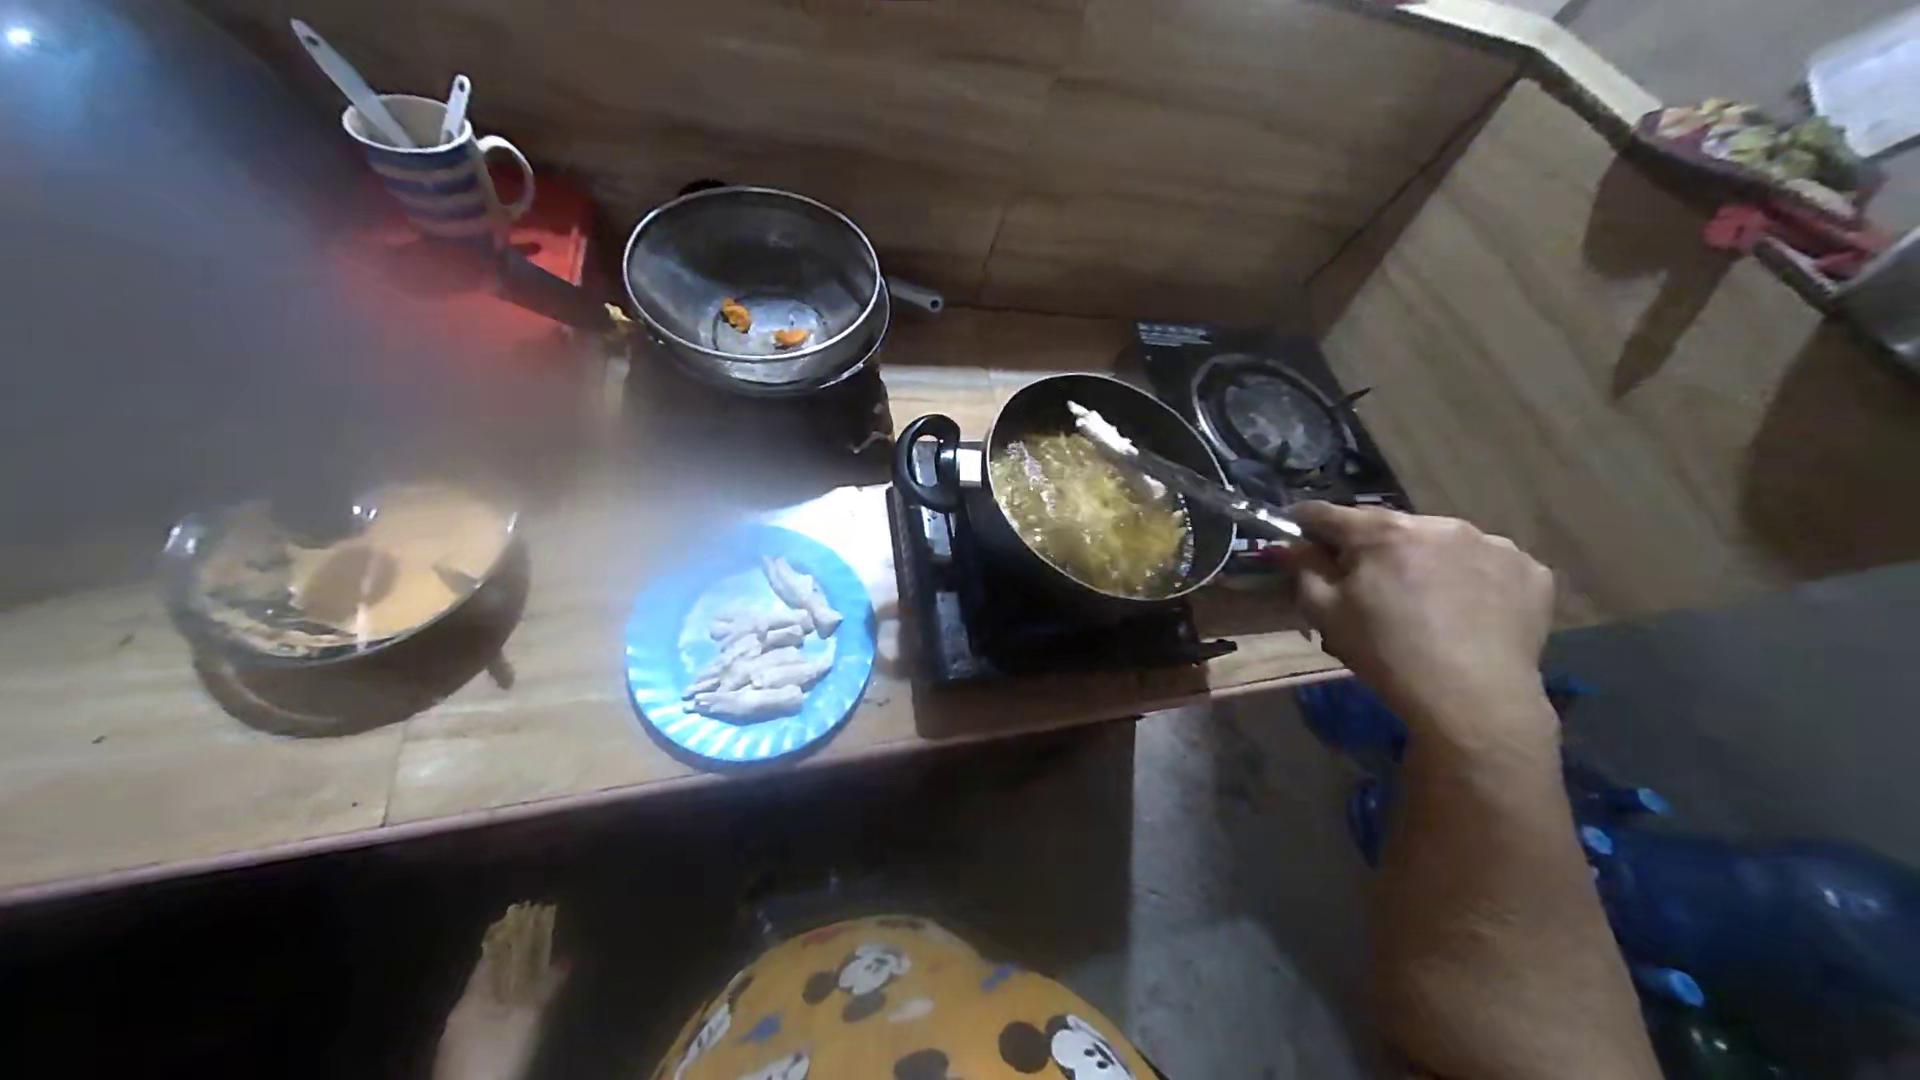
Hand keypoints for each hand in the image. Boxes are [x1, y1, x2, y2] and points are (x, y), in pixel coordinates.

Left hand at [432, 949, 568, 1079]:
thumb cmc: (497, 1055)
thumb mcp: (528, 1018)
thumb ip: (546, 986)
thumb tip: (566, 959)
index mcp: (470, 999)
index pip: (489, 958)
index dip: (510, 940)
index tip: (529, 924)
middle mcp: (459, 1013)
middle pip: (488, 979)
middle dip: (514, 965)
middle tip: (539, 953)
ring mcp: (456, 1037)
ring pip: (486, 1001)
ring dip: (508, 989)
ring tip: (533, 983)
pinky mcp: (459, 1057)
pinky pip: (483, 1021)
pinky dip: (502, 1009)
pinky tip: (515, 1018)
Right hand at [1278, 503, 1555, 747]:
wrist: (1472, 699)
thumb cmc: (1385, 652)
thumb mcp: (1324, 612)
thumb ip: (1302, 569)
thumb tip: (1288, 545)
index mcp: (1383, 532)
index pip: (1327, 513)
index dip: (1304, 521)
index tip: (1295, 530)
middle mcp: (1437, 524)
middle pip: (1387, 526)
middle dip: (1370, 546)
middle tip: (1365, 581)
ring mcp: (1490, 543)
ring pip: (1438, 542)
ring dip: (1422, 558)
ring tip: (1421, 598)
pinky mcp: (1529, 569)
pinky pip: (1483, 562)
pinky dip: (1468, 576)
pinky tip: (1464, 609)